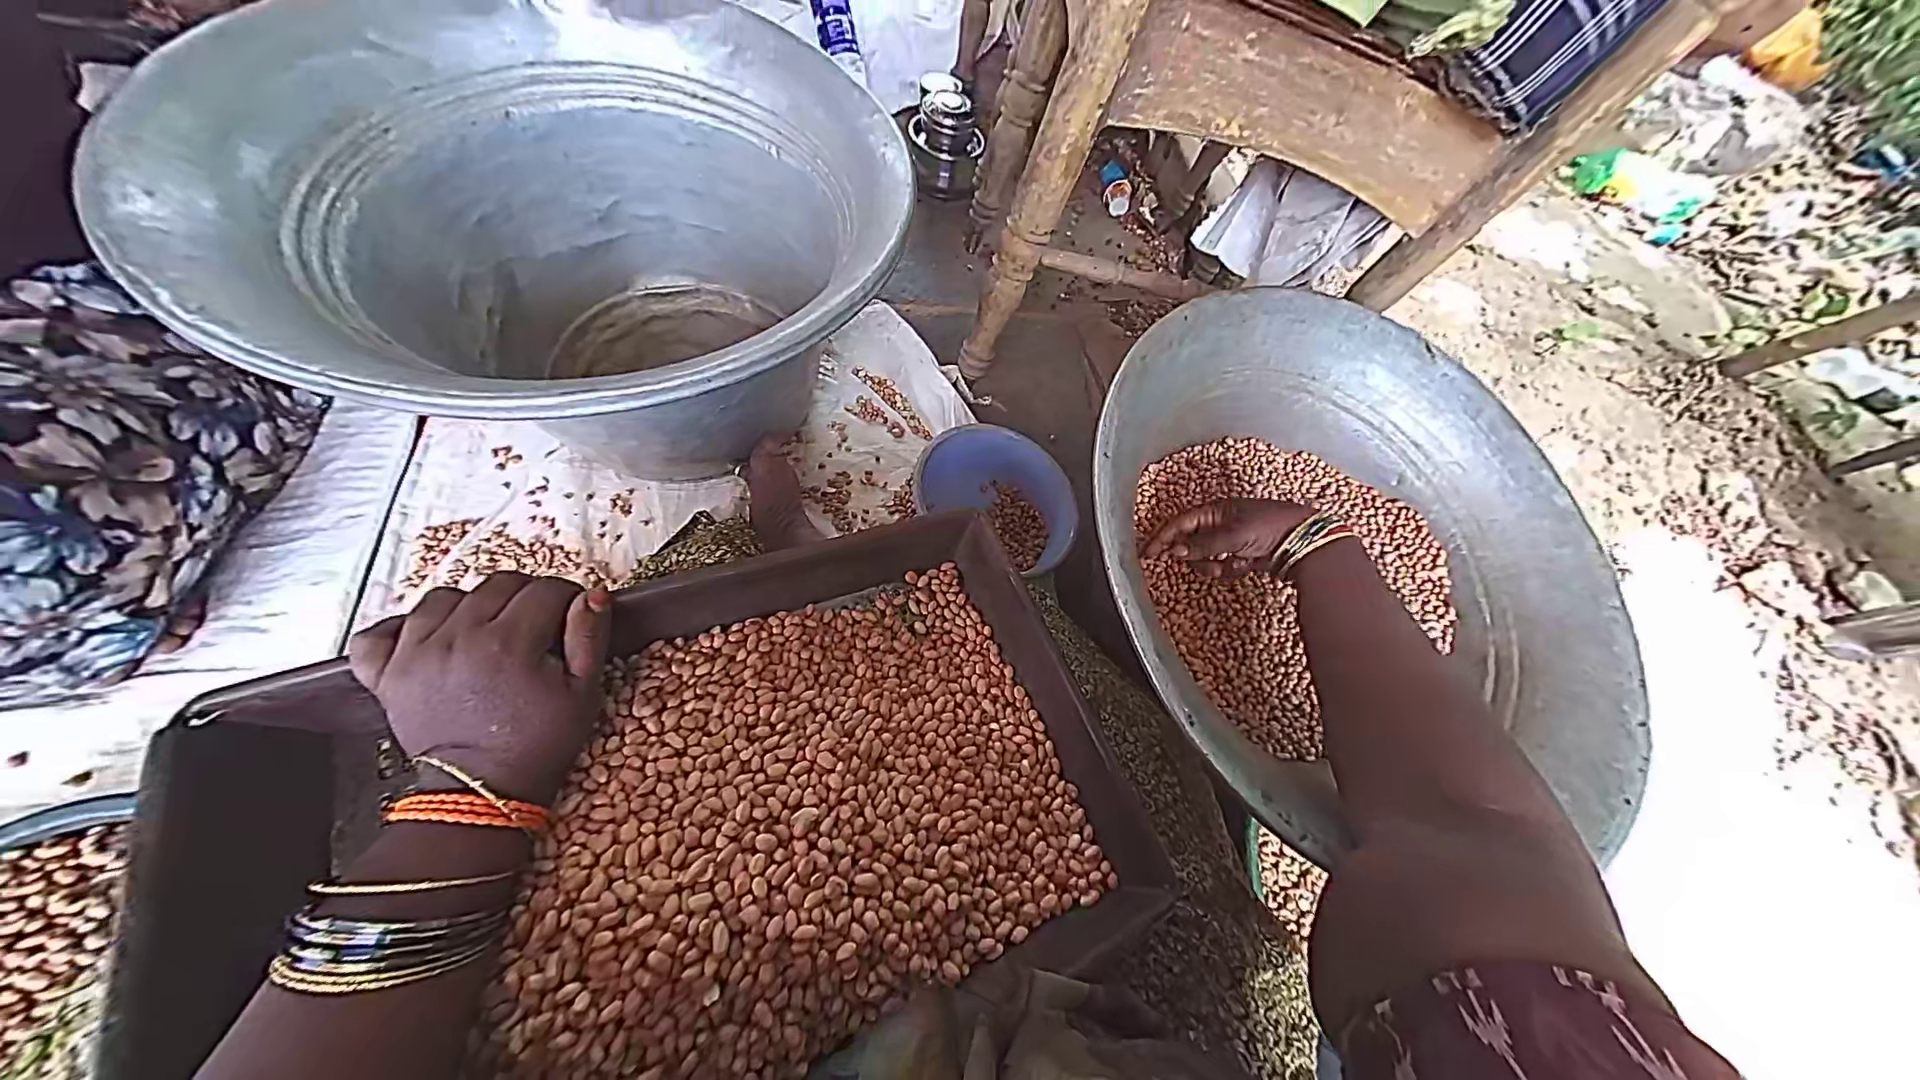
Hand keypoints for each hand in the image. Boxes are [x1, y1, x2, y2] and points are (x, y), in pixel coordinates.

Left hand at [348, 573, 611, 803]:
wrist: (483, 791)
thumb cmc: (540, 741)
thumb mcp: (584, 690)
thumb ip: (589, 636)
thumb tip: (592, 595)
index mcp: (511, 642)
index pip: (546, 589)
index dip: (568, 595)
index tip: (574, 612)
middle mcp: (458, 638)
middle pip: (499, 584)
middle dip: (528, 594)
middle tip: (540, 621)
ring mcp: (415, 654)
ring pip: (446, 597)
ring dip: (473, 604)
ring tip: (492, 629)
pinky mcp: (385, 675)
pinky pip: (382, 630)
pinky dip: (406, 627)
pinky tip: (433, 637)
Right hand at [1141, 498, 1313, 578]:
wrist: (1307, 543)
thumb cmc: (1270, 529)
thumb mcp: (1232, 536)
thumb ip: (1202, 545)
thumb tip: (1174, 551)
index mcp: (1215, 510)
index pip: (1179, 523)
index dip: (1162, 537)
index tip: (1148, 554)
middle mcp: (1219, 523)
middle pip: (1190, 542)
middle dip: (1197, 556)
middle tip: (1210, 563)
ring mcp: (1230, 540)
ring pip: (1205, 558)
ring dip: (1214, 566)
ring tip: (1231, 566)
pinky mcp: (1240, 555)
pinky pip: (1221, 566)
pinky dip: (1229, 570)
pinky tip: (1245, 567)